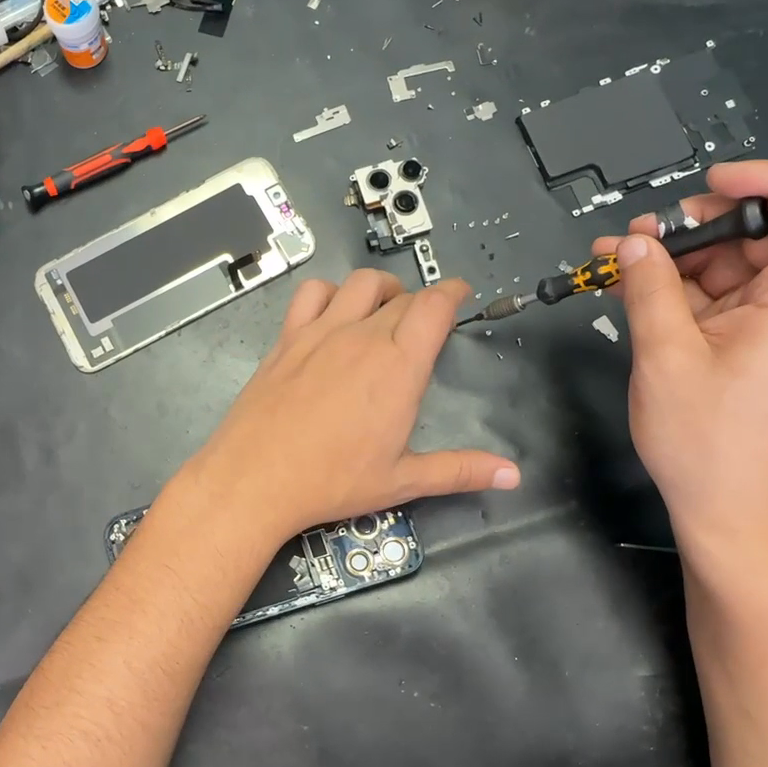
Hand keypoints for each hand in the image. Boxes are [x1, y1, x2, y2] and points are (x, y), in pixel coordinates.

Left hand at [171, 270, 518, 543]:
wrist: (255, 479)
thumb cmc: (332, 482)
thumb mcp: (402, 481)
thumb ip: (459, 470)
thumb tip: (512, 474)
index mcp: (398, 365)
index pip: (434, 306)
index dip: (452, 293)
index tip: (460, 296)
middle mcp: (361, 337)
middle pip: (401, 297)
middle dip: (420, 302)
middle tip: (424, 323)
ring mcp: (319, 333)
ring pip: (358, 284)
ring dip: (379, 288)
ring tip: (384, 308)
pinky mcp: (286, 341)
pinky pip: (310, 295)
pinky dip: (328, 292)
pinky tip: (331, 313)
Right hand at [593, 160, 767, 538]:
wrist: (725, 507)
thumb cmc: (702, 436)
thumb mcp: (666, 357)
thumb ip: (651, 291)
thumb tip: (634, 244)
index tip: (705, 185)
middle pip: (766, 235)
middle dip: (701, 225)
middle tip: (641, 234)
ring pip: (735, 269)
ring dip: (678, 259)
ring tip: (616, 259)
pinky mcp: (754, 350)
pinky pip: (721, 303)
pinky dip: (680, 292)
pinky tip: (630, 288)